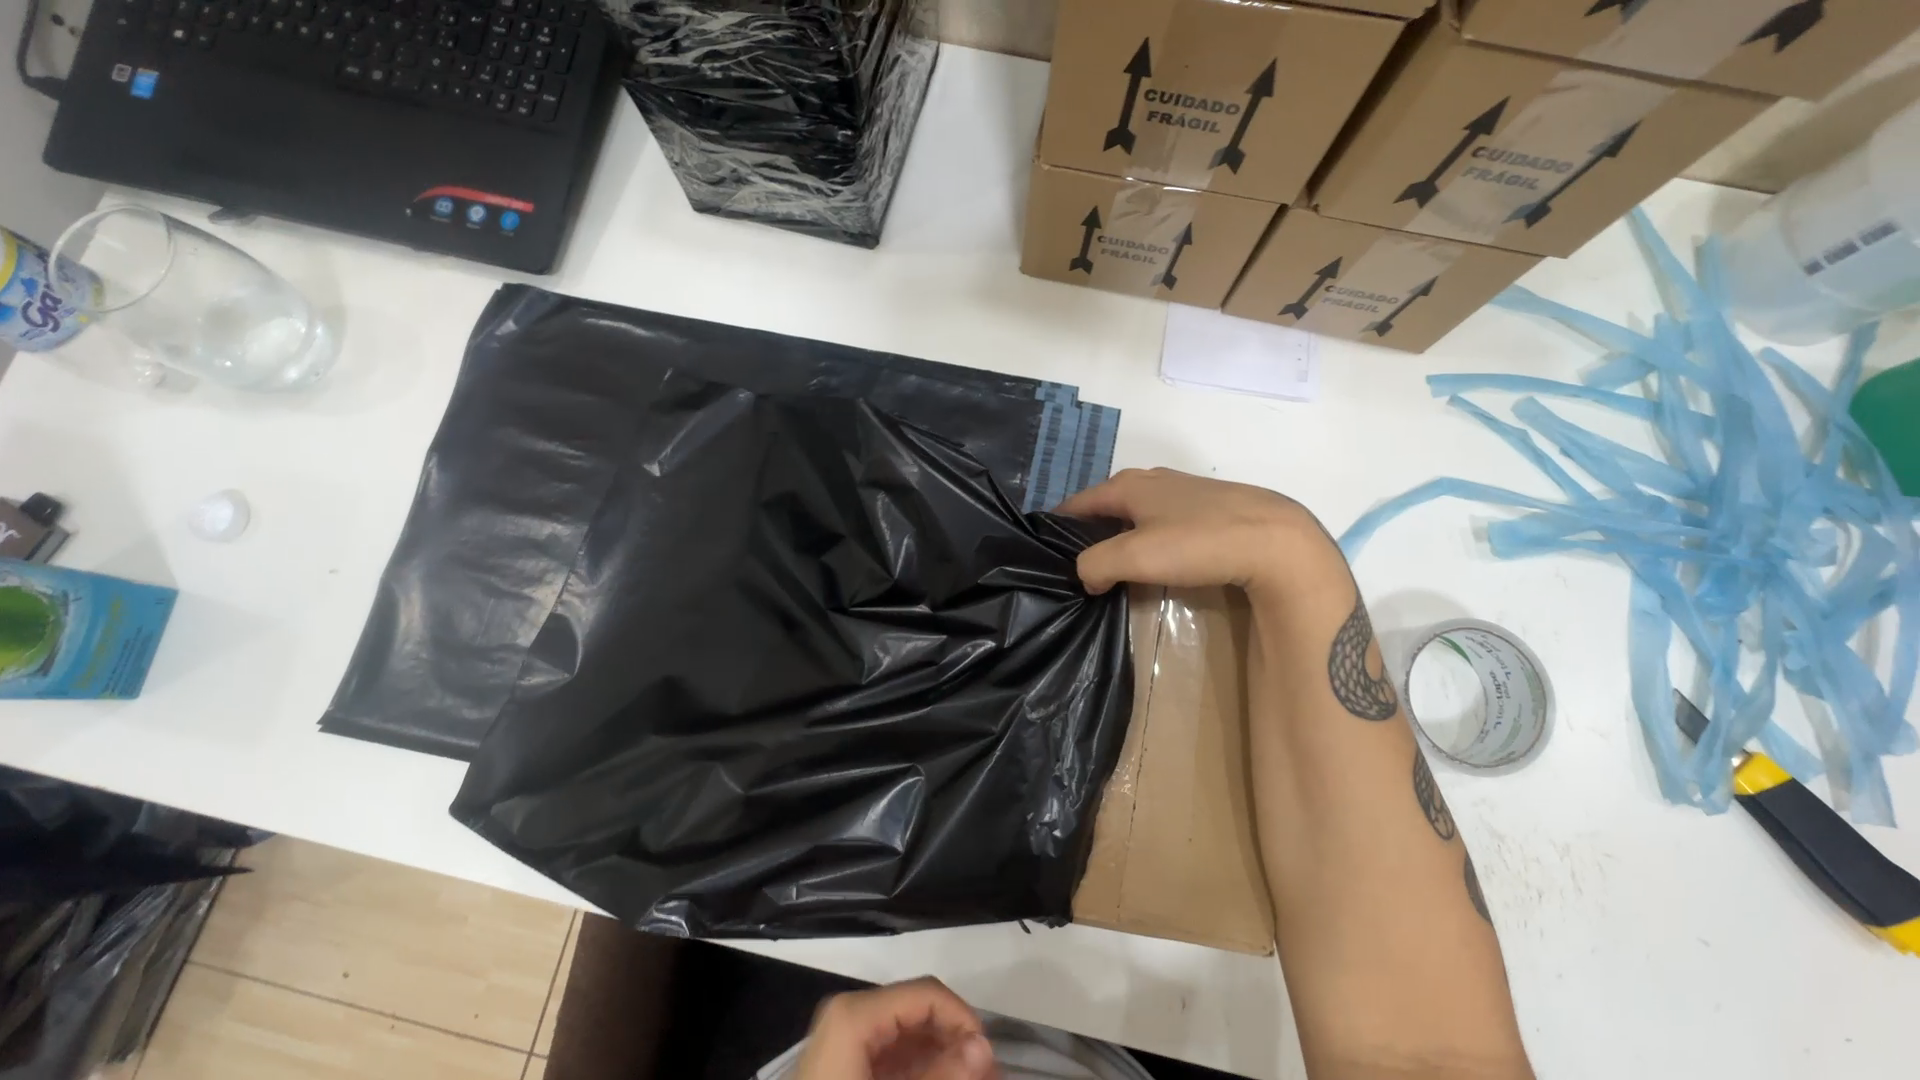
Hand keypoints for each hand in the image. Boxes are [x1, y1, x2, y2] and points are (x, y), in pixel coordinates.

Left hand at [792, 978, 998, 1079]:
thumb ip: (942, 1076)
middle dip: (955, 1043)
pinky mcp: (846, 1064)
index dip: (963, 1020)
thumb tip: (984, 1046)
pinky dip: (920, 1070)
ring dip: (941, 1058)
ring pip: (909, 1035)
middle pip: (919, 1012)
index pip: (926, 994)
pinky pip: (893, 1056)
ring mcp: (846, 1039)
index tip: (987, 1061)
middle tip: (986, 1078)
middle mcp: (850, 1015)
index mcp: (856, 1014)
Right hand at [1056, 468, 1343, 598]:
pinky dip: (1154, 536)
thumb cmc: (1197, 543)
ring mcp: (1187, 491)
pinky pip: (1167, 520)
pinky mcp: (1214, 507)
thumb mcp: (1134, 557)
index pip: (1078, 502)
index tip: (1047, 550)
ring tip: (1118, 563)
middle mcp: (1154, 479)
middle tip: (1081, 562)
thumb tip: (1084, 575)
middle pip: (1109, 503)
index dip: (1059, 525)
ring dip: (1124, 533)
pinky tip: (1163, 557)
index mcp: (1128, 485)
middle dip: (1092, 529)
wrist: (1275, 541)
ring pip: (1140, 510)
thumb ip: (1095, 565)